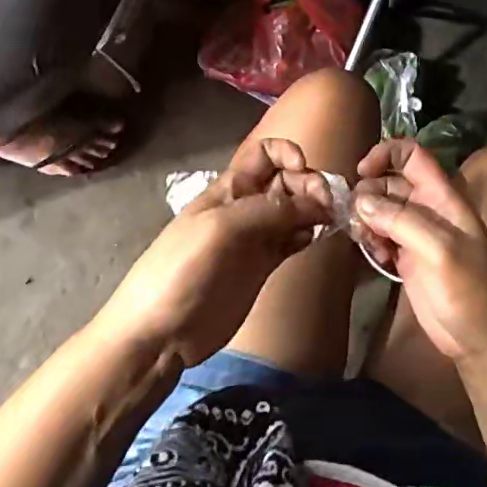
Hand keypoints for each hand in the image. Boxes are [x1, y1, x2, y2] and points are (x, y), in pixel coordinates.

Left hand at [92, 139, 331, 365]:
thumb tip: (315, 204)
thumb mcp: (220, 227)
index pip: (263, 153)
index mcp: (229, 189)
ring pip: (296, 209)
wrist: (159, 333)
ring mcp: (257, 237)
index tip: (303, 168)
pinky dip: (310, 233)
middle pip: (287, 180)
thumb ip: (268, 209)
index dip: (286, 152)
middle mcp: (246, 207)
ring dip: (315, 208)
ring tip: (327, 220)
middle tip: (325, 205)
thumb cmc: (181, 270)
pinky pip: (294, 238)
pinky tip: (316, 238)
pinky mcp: (265, 264)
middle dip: (309, 183)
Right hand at [352, 140, 486, 367]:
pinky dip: (373, 240)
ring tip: (365, 240)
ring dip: (367, 219)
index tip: (360, 172)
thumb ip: (402, 221)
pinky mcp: (408, 258)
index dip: (386, 155)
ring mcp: (418, 234)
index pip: (414, 156)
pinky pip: (383, 236)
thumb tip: (362, 200)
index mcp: (444, 198)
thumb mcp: (440, 251)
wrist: (481, 339)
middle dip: (369, 193)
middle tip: (355, 219)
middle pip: (391, 183)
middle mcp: (429, 209)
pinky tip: (375, 256)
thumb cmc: (470, 291)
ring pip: (383, 210)